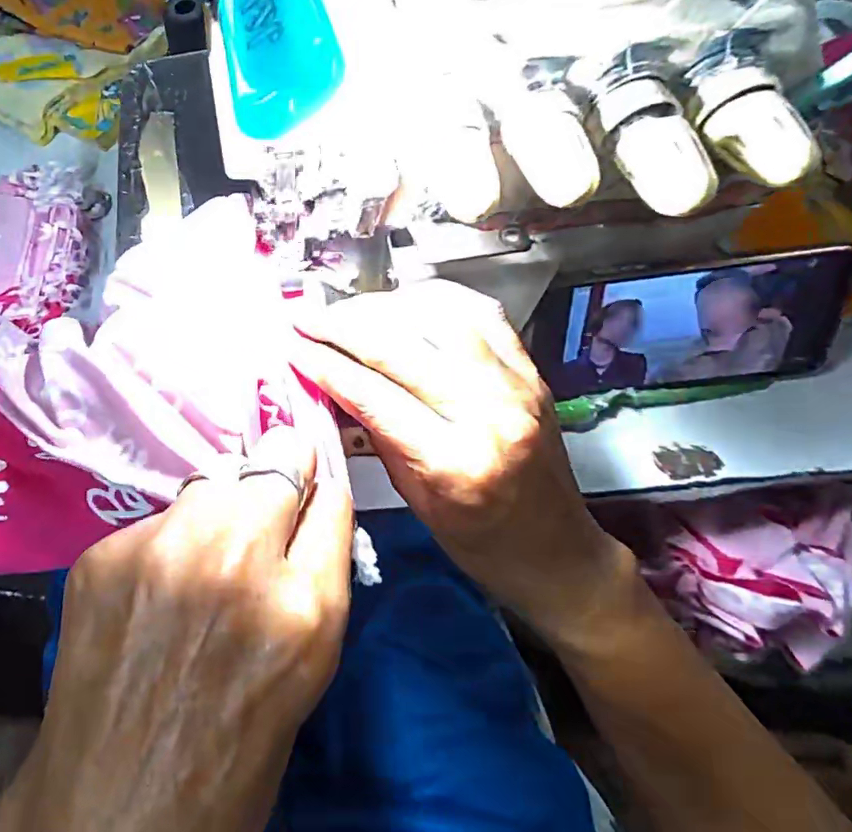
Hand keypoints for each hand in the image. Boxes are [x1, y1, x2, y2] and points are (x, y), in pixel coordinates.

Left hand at [0, 427, 353, 831]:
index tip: (311, 475)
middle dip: (275, 475)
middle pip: (273, 464)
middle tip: (261, 499)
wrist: (116, 808)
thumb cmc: (232, 751)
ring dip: (217, 506)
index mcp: (303, 606)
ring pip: (209, 483)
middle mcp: (235, 558)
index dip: (321, 484)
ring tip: (203, 554)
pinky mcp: (106, 552)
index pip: (330, 498)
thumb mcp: (303, 669)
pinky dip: (165, 542)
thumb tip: (308, 510)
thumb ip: (310, 580)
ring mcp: (163, 548)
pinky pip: (156, 522)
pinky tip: (152, 588)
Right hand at [289, 280, 635, 646]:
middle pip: (399, 346)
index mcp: (455, 462)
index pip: (373, 394)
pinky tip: (402, 303)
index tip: (292, 347)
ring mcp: (516, 383)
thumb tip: (327, 379)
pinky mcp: (529, 368)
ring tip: (346, 312)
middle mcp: (489, 413)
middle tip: (306, 319)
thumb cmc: (478, 538)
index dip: (324, 364)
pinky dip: (433, 299)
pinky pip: (478, 311)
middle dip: (341, 326)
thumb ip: (372, 430)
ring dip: (381, 307)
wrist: (558, 551)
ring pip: (436, 316)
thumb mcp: (411, 495)